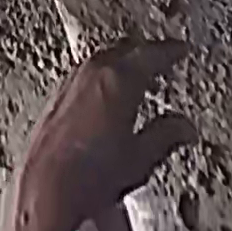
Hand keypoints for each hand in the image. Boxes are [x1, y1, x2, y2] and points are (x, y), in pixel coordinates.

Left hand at [3, 39, 194, 230]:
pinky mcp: (61, 88)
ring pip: (106, 56)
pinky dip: (105, 72)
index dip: (170, 50)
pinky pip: (89, 68)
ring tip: (139, 76)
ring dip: (124, 61)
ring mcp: (75, 77)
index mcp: (120, 79)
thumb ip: (165, 136)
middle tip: (162, 59)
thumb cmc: (91, 173)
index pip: (151, 54)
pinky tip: (110, 90)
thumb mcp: (140, 158)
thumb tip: (184, 127)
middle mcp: (95, 69)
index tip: (181, 48)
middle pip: (127, 48)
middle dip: (146, 52)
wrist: (47, 182)